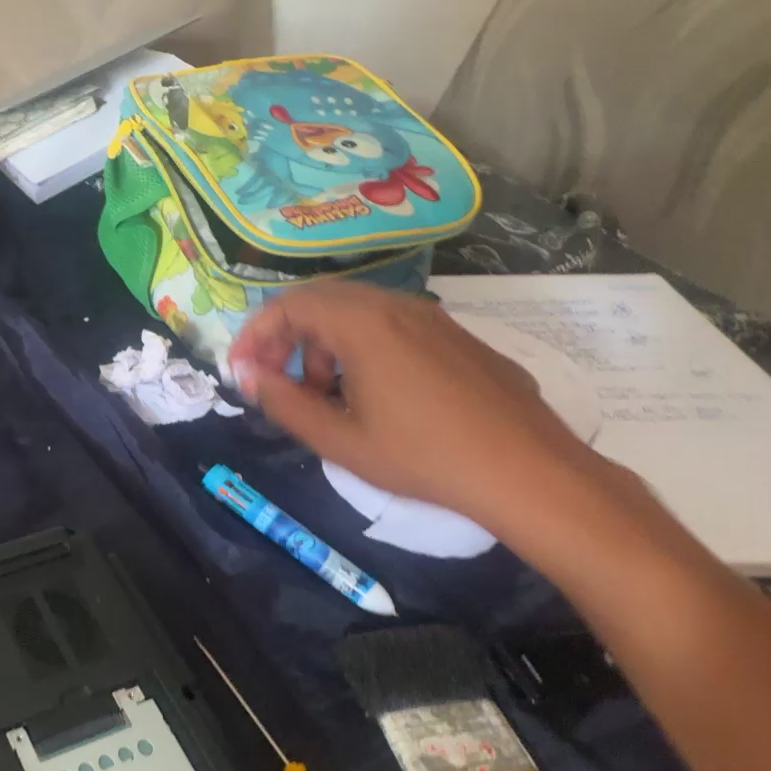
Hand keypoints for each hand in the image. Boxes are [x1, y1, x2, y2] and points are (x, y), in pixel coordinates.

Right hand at [228, 282, 605, 523]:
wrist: (528, 470)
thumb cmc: (422, 457)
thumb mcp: (339, 440)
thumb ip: (284, 403)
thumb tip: (249, 376)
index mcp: (364, 325)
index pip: (290, 305)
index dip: (255, 334)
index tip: (242, 371)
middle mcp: (398, 307)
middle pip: (322, 300)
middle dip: (286, 336)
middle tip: (274, 379)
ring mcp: (435, 319)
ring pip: (359, 312)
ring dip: (324, 344)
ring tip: (322, 394)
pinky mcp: (459, 338)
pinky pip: (393, 325)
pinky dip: (361, 347)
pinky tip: (371, 394)